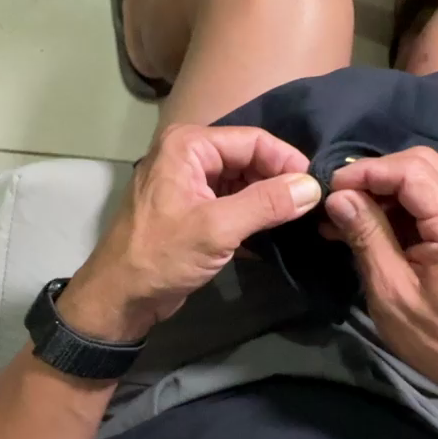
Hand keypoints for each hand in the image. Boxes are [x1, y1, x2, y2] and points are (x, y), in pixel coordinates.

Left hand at [58, 124, 321, 342]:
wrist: (120, 298)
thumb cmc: (161, 256)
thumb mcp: (217, 228)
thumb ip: (266, 204)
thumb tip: (312, 187)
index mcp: (188, 146)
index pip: (252, 140)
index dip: (287, 160)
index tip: (317, 186)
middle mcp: (188, 156)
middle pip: (249, 159)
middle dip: (280, 181)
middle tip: (313, 206)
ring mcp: (190, 185)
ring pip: (243, 183)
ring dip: (269, 201)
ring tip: (302, 219)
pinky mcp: (194, 212)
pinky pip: (233, 204)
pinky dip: (254, 217)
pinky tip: (278, 234)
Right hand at [325, 147, 437, 400]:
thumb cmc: (433, 337)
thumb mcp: (390, 290)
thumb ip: (366, 236)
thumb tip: (337, 197)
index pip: (410, 171)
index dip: (365, 172)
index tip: (329, 191)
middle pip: (420, 164)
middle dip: (373, 176)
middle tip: (336, 202)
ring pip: (423, 176)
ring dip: (382, 189)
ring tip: (344, 215)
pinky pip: (428, 197)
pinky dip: (396, 204)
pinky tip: (366, 223)